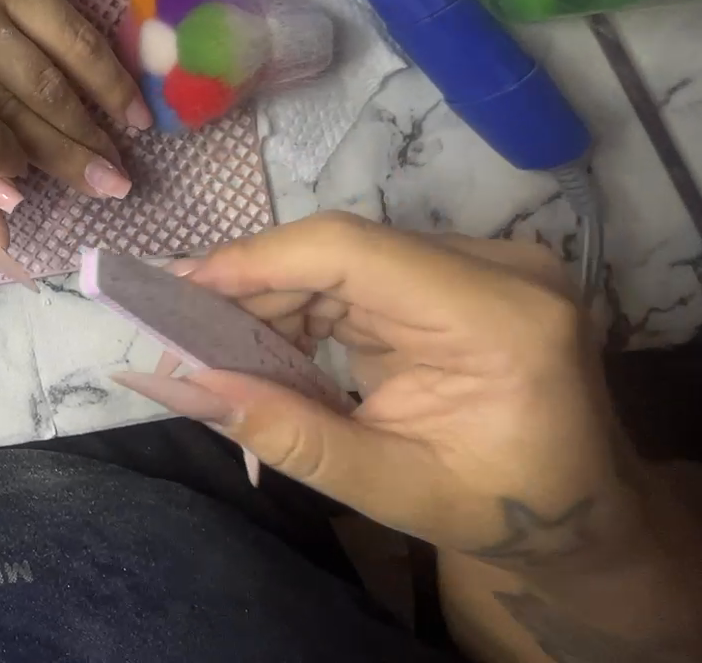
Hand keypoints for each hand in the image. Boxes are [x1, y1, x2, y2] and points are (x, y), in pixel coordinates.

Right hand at [113, 213, 646, 571]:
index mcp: (499, 319)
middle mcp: (491, 269)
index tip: (176, 289)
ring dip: (262, 294)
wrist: (583, 508)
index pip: (347, 251)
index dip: (251, 260)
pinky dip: (289, 300)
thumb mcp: (391, 489)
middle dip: (246, 285)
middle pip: (328, 248)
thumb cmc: (502, 509)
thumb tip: (178, 386)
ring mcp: (469, 262)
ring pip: (323, 253)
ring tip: (219, 341)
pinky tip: (267, 338)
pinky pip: (338, 267)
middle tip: (180, 326)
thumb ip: (286, 436)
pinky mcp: (442, 269)